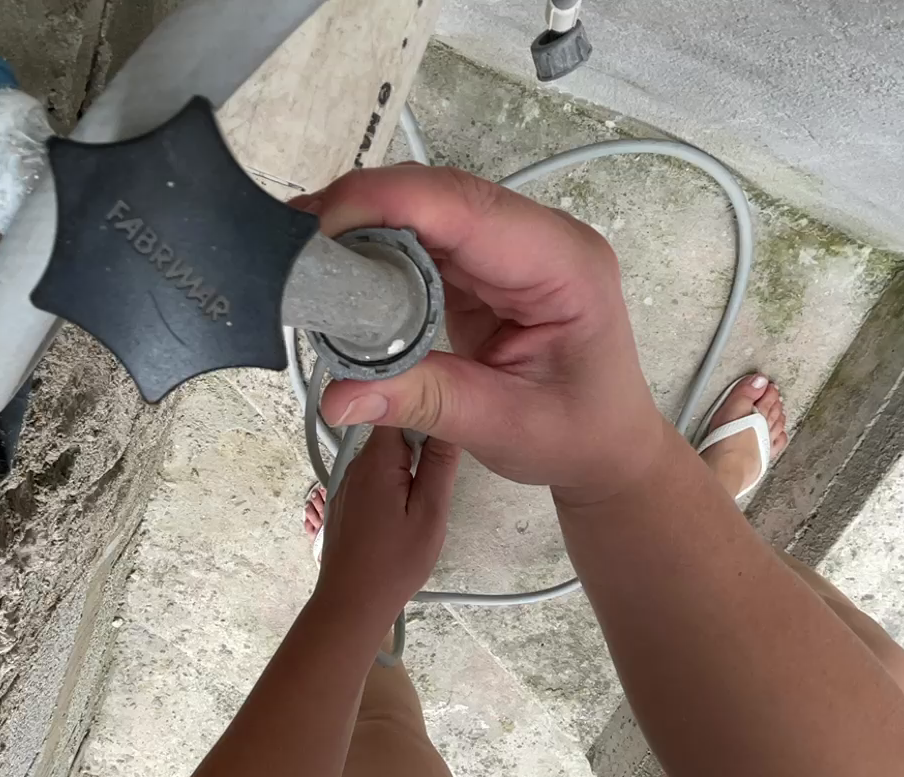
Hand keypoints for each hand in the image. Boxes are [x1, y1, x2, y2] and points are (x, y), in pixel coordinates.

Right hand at [300, 166, 669, 504]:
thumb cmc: (576, 436)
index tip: (319, 223)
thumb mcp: (502, 426)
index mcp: (562, 265)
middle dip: (365, 214)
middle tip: (297, 247)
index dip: (388, 203)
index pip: (467, 208)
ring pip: (426, 219)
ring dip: (367, 235)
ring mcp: (511, 254)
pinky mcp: (486, 273)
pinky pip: (425, 250)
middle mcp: (538, 243)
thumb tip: (339, 396)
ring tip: (310, 261)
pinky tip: (345, 278)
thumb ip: (424, 401)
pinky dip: (381, 262)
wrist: (605, 448)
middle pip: (440, 201)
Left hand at [316, 427, 460, 619]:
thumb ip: (440, 463)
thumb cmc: (393, 564)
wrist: (351, 603)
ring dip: (405, 467)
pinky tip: (400, 513)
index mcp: (375, 460)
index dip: (428, 412)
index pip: (401, 408)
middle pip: (392, 432)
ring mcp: (345, 484)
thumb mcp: (430, 512)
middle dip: (419, 444)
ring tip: (421, 498)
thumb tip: (450, 421)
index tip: (449, 426)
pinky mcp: (344, 502)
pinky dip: (390, 485)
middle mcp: (354, 465)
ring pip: (382, 457)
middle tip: (441, 473)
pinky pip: (371, 478)